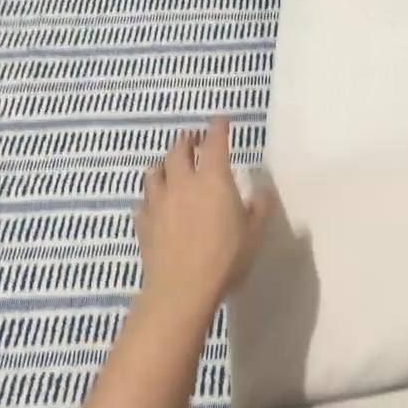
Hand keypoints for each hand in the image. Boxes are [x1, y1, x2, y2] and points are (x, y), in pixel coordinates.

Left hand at [135, 116, 276, 314]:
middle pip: (178, 151)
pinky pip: (143, 200)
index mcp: (213, 179)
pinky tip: (154, 202)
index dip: (218, 127)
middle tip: (193, 139)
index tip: (221, 118)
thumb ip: (260, 209)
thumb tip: (263, 191)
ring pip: (155, 172)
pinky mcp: (143, 223)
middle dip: (186, 140)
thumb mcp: (254, 234)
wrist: (181, 289)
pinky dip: (150, 195)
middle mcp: (183, 183)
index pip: (215, 143)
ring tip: (169, 165)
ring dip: (164, 164)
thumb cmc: (225, 259)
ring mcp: (158, 202)